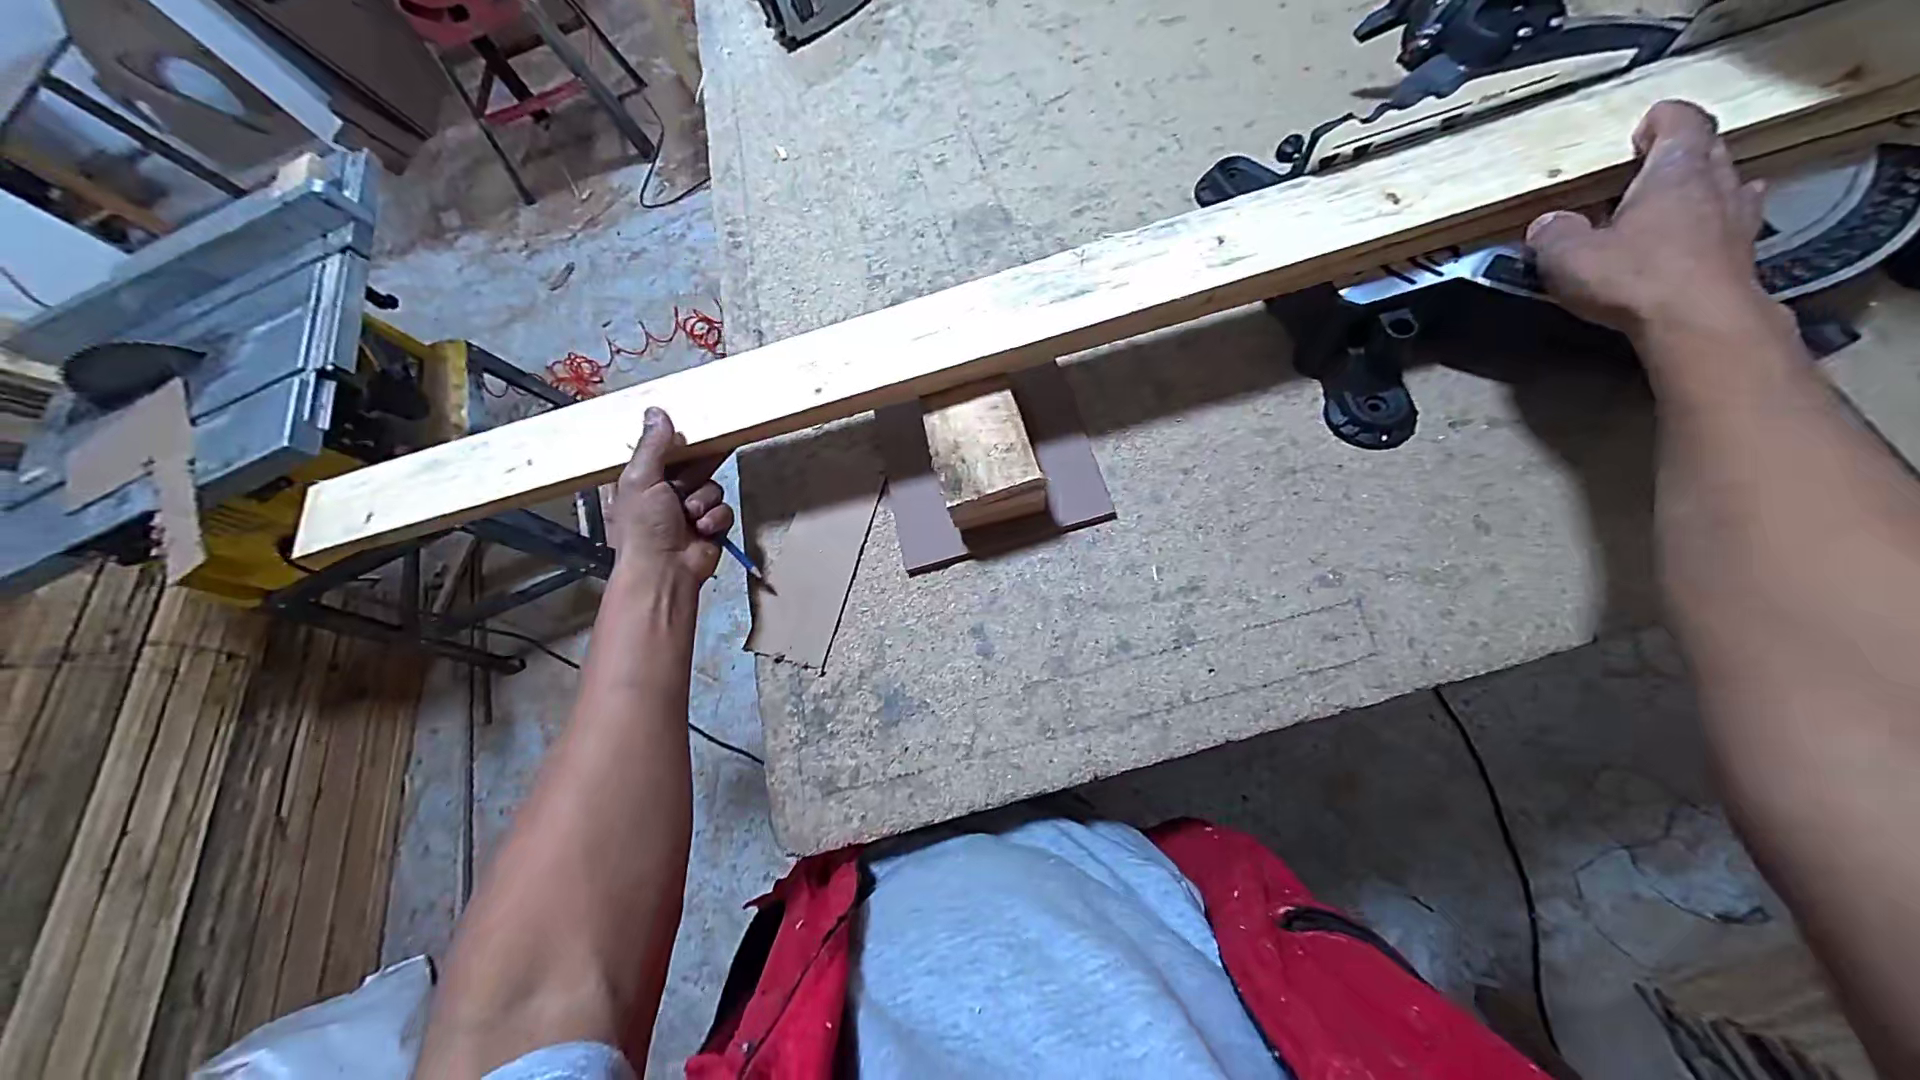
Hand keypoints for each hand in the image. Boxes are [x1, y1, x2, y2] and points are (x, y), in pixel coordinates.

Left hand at [606, 407, 733, 583]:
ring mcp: (689, 509)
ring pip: (712, 486)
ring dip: (704, 500)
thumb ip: (652, 445)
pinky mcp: (710, 525)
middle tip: (699, 469)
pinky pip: (723, 508)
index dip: (677, 443)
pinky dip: (715, 518)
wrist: (665, 570)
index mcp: (642, 479)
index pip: (663, 451)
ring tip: (691, 515)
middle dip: (696, 473)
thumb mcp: (641, 479)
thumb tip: (656, 411)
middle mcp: (665, 492)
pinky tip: (703, 528)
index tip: (691, 432)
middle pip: (694, 466)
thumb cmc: (644, 526)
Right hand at [1527, 100, 1774, 337]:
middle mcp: (1716, 183)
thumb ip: (1553, 234)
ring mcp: (1737, 217)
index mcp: (1676, 172)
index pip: (1683, 123)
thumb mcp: (1568, 257)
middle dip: (1679, 153)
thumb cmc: (1633, 277)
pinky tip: (1697, 234)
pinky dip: (1711, 222)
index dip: (1663, 119)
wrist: (1697, 320)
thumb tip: (1546, 223)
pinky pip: (1728, 223)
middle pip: (1706, 151)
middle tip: (1647, 166)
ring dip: (1700, 187)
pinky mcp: (1742, 252)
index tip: (1644, 124)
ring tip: (1673, 200)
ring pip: (1723, 184)